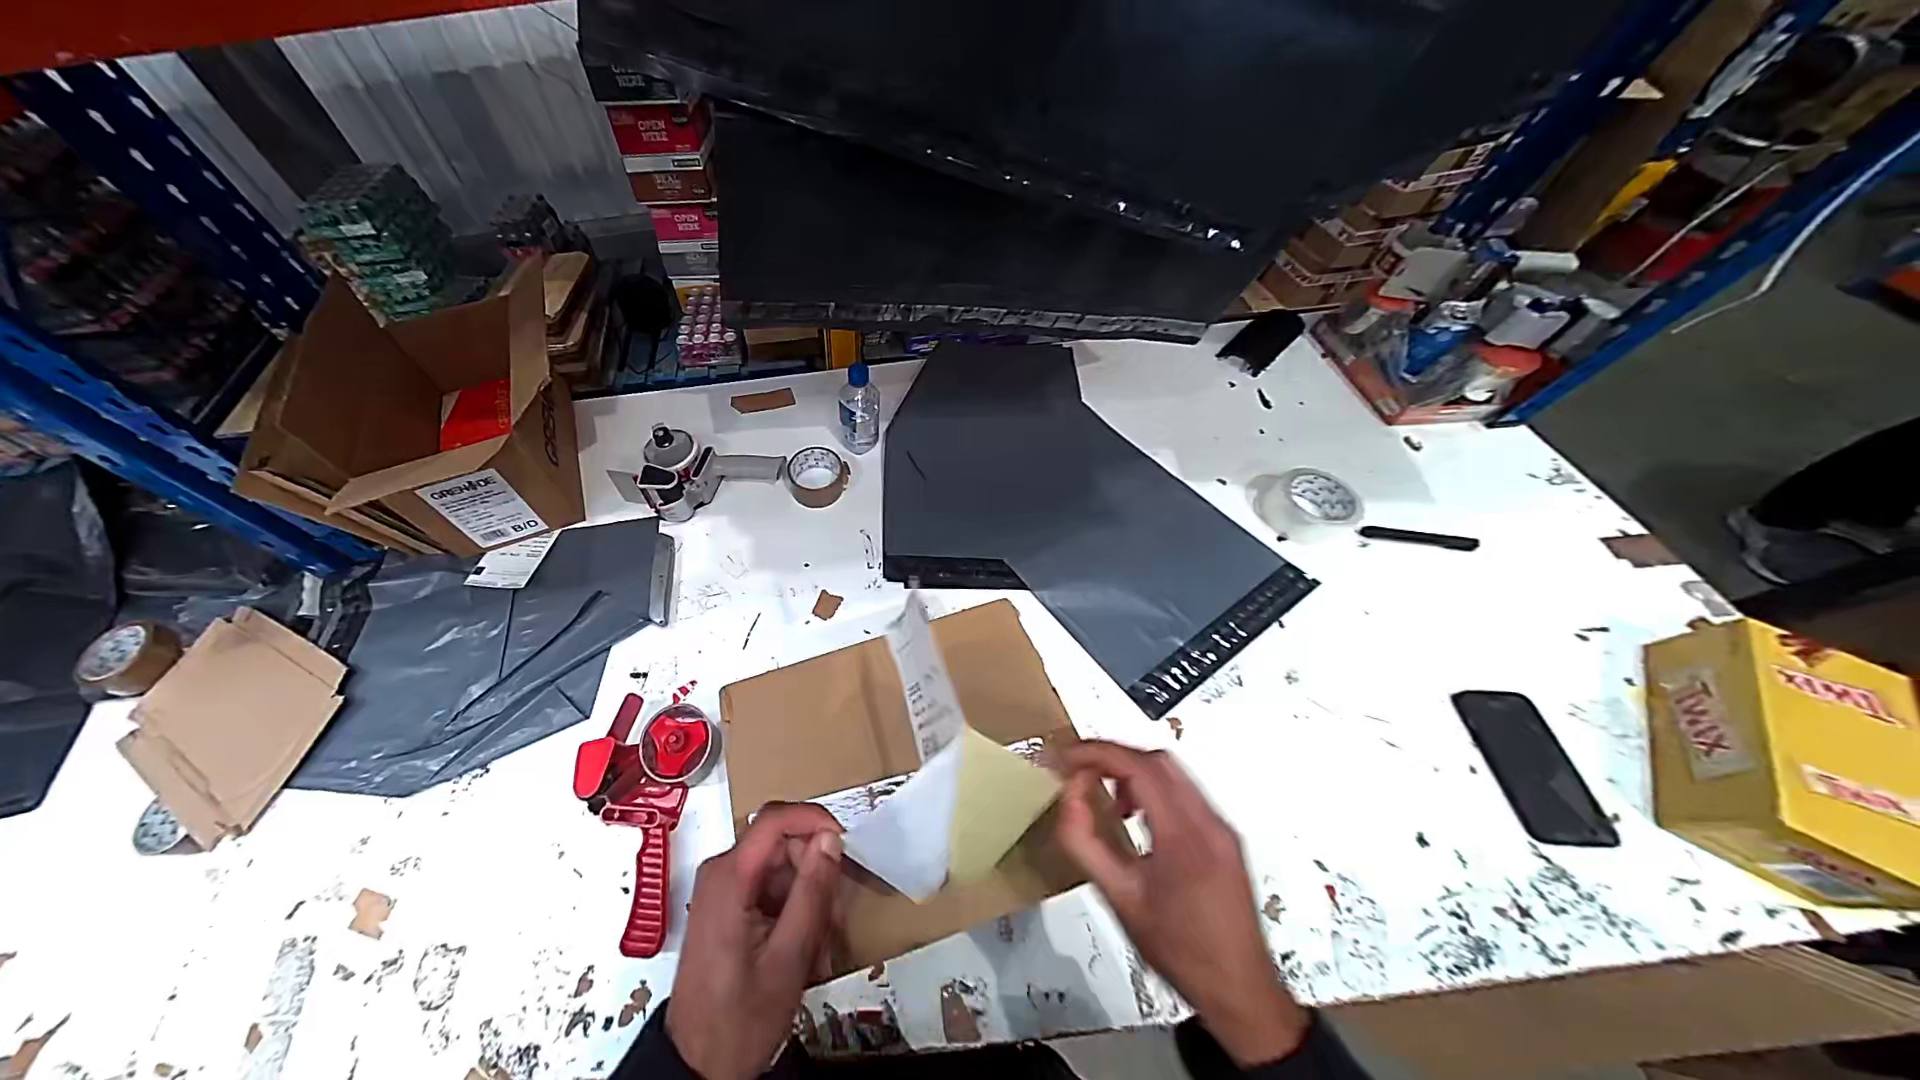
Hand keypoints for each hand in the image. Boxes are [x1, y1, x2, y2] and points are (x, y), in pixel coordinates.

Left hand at [666, 802, 844, 1079]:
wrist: (698, 1066)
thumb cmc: (737, 1021)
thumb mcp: (789, 957)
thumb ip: (812, 892)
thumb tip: (830, 840)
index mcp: (729, 878)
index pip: (776, 818)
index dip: (815, 820)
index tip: (844, 842)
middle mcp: (721, 873)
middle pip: (783, 844)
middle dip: (815, 873)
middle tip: (834, 915)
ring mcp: (723, 888)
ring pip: (782, 867)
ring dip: (808, 897)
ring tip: (817, 945)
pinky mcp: (728, 904)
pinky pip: (772, 887)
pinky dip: (794, 910)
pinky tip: (801, 947)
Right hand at [1055, 740, 1310, 1067]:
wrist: (1241, 990)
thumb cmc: (1182, 952)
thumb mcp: (1121, 899)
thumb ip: (1086, 843)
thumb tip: (1068, 798)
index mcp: (1184, 836)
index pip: (1139, 767)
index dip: (1098, 753)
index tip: (1069, 757)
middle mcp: (1209, 822)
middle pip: (1157, 761)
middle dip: (1113, 756)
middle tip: (1080, 768)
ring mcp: (1221, 827)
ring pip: (1173, 773)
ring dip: (1133, 772)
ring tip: (1102, 792)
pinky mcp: (1225, 837)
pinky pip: (1185, 793)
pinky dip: (1153, 789)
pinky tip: (1134, 814)